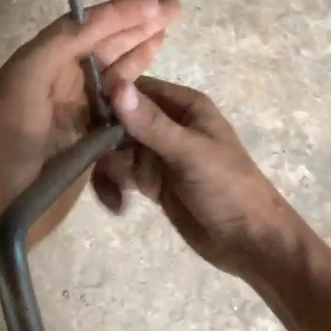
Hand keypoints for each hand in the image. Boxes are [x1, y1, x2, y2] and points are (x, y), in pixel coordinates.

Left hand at [0, 0, 181, 214]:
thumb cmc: (5, 140)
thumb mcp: (26, 81)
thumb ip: (61, 45)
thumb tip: (101, 17)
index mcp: (41, 61)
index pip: (85, 27)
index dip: (119, 13)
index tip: (153, 3)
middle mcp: (58, 78)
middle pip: (104, 43)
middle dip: (138, 24)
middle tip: (174, 7)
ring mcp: (75, 108)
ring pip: (114, 69)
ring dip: (141, 47)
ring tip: (169, 27)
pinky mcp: (90, 138)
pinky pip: (118, 103)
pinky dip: (137, 84)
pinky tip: (155, 72)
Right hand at [92, 76, 300, 277]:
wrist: (251, 243)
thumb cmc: (228, 188)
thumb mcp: (190, 153)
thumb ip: (151, 124)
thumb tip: (115, 87)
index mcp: (183, 105)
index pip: (134, 87)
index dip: (106, 97)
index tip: (78, 113)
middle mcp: (167, 123)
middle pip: (118, 119)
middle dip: (102, 139)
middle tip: (87, 159)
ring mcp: (157, 153)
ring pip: (114, 149)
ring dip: (106, 169)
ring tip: (113, 193)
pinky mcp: (151, 180)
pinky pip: (120, 174)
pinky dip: (112, 187)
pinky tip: (117, 205)